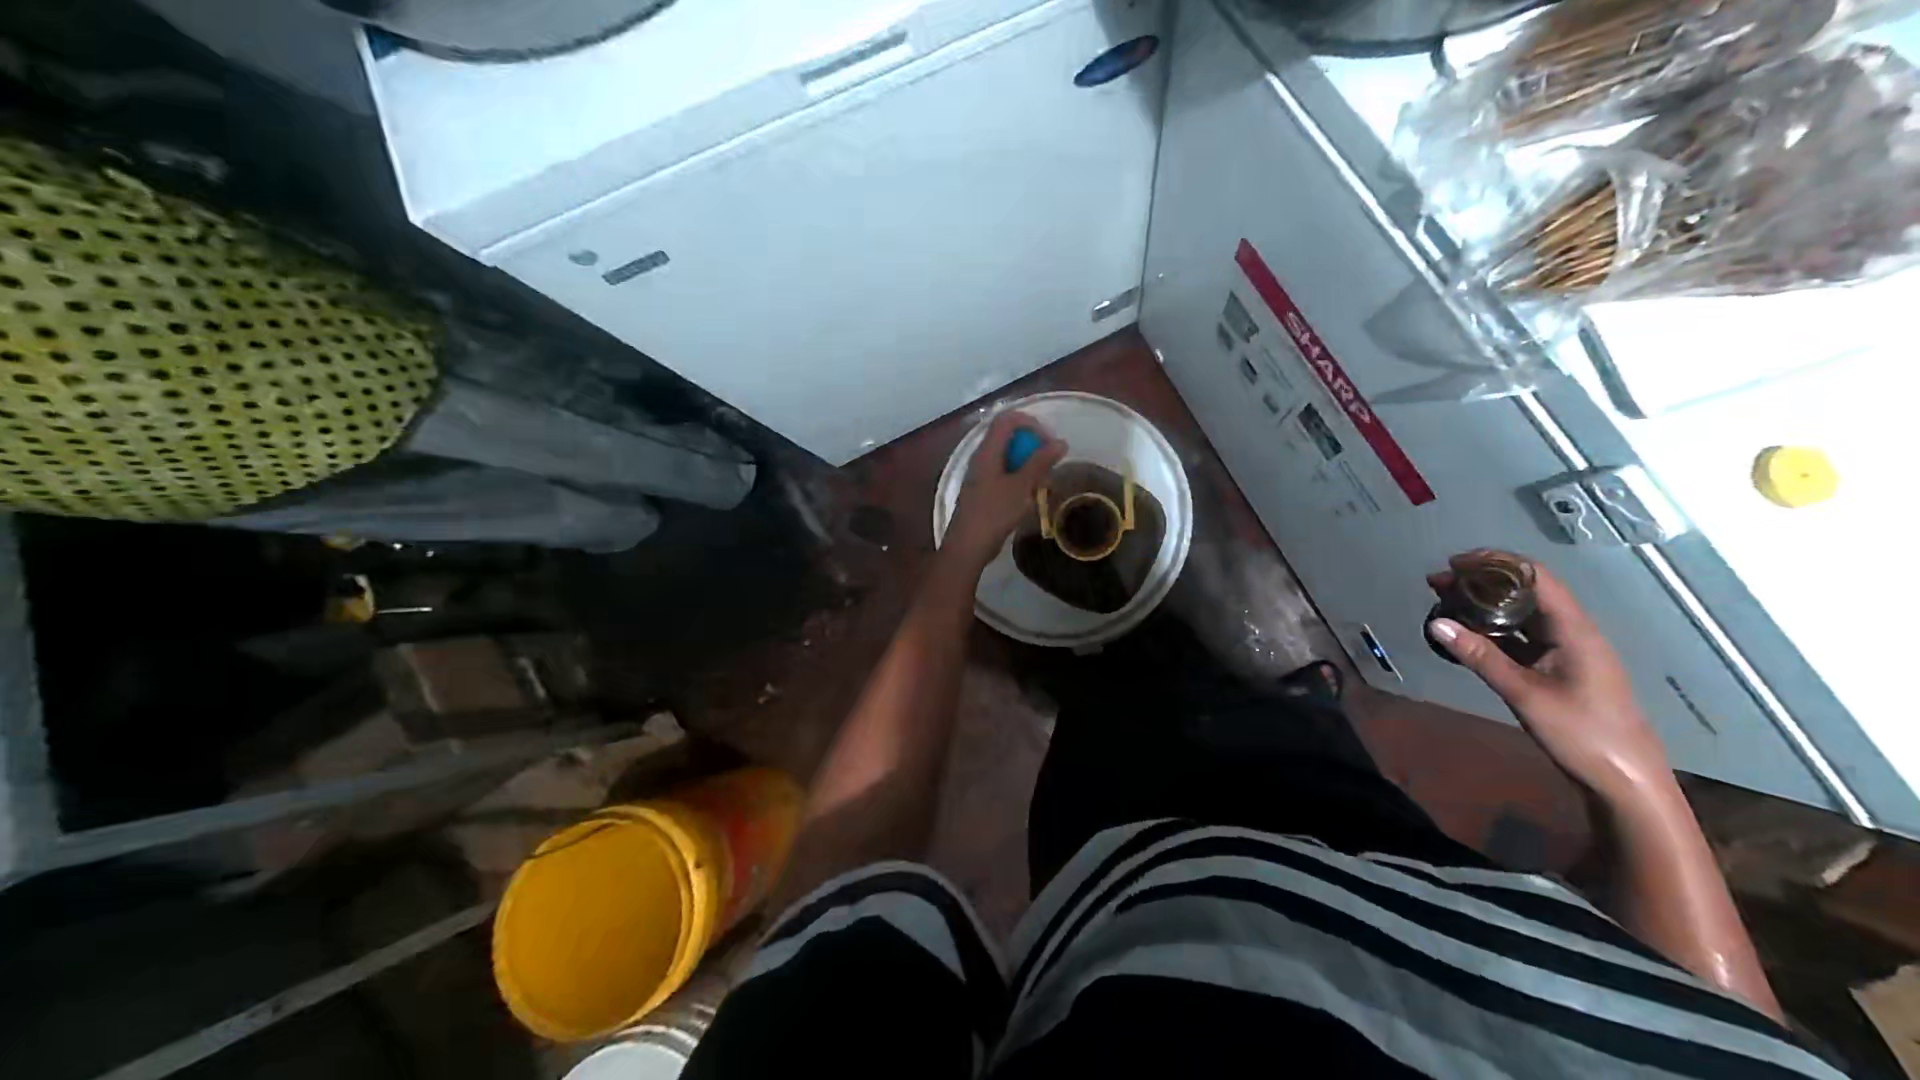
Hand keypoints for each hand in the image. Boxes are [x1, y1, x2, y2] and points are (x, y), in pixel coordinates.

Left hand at [942, 410, 1066, 571]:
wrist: (968, 546)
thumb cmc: (993, 514)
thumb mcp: (1021, 487)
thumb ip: (1040, 463)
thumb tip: (1061, 442)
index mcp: (987, 452)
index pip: (1007, 420)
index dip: (1031, 423)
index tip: (1049, 440)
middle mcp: (982, 459)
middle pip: (1009, 437)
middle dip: (1033, 445)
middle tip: (1051, 461)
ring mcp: (982, 475)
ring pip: (1008, 457)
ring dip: (1029, 464)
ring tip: (1045, 482)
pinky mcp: (984, 491)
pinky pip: (1005, 474)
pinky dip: (1021, 478)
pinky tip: (1032, 495)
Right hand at [1427, 553, 1673, 803]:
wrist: (1625, 782)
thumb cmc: (1583, 735)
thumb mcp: (1525, 695)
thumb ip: (1480, 656)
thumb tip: (1435, 622)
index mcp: (1575, 631)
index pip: (1537, 578)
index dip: (1496, 563)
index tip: (1455, 564)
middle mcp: (1572, 633)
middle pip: (1526, 591)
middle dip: (1481, 581)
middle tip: (1438, 584)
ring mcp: (1565, 651)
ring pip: (1521, 614)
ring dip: (1483, 604)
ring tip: (1443, 603)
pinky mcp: (1556, 668)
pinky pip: (1520, 636)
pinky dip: (1490, 628)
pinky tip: (1464, 634)